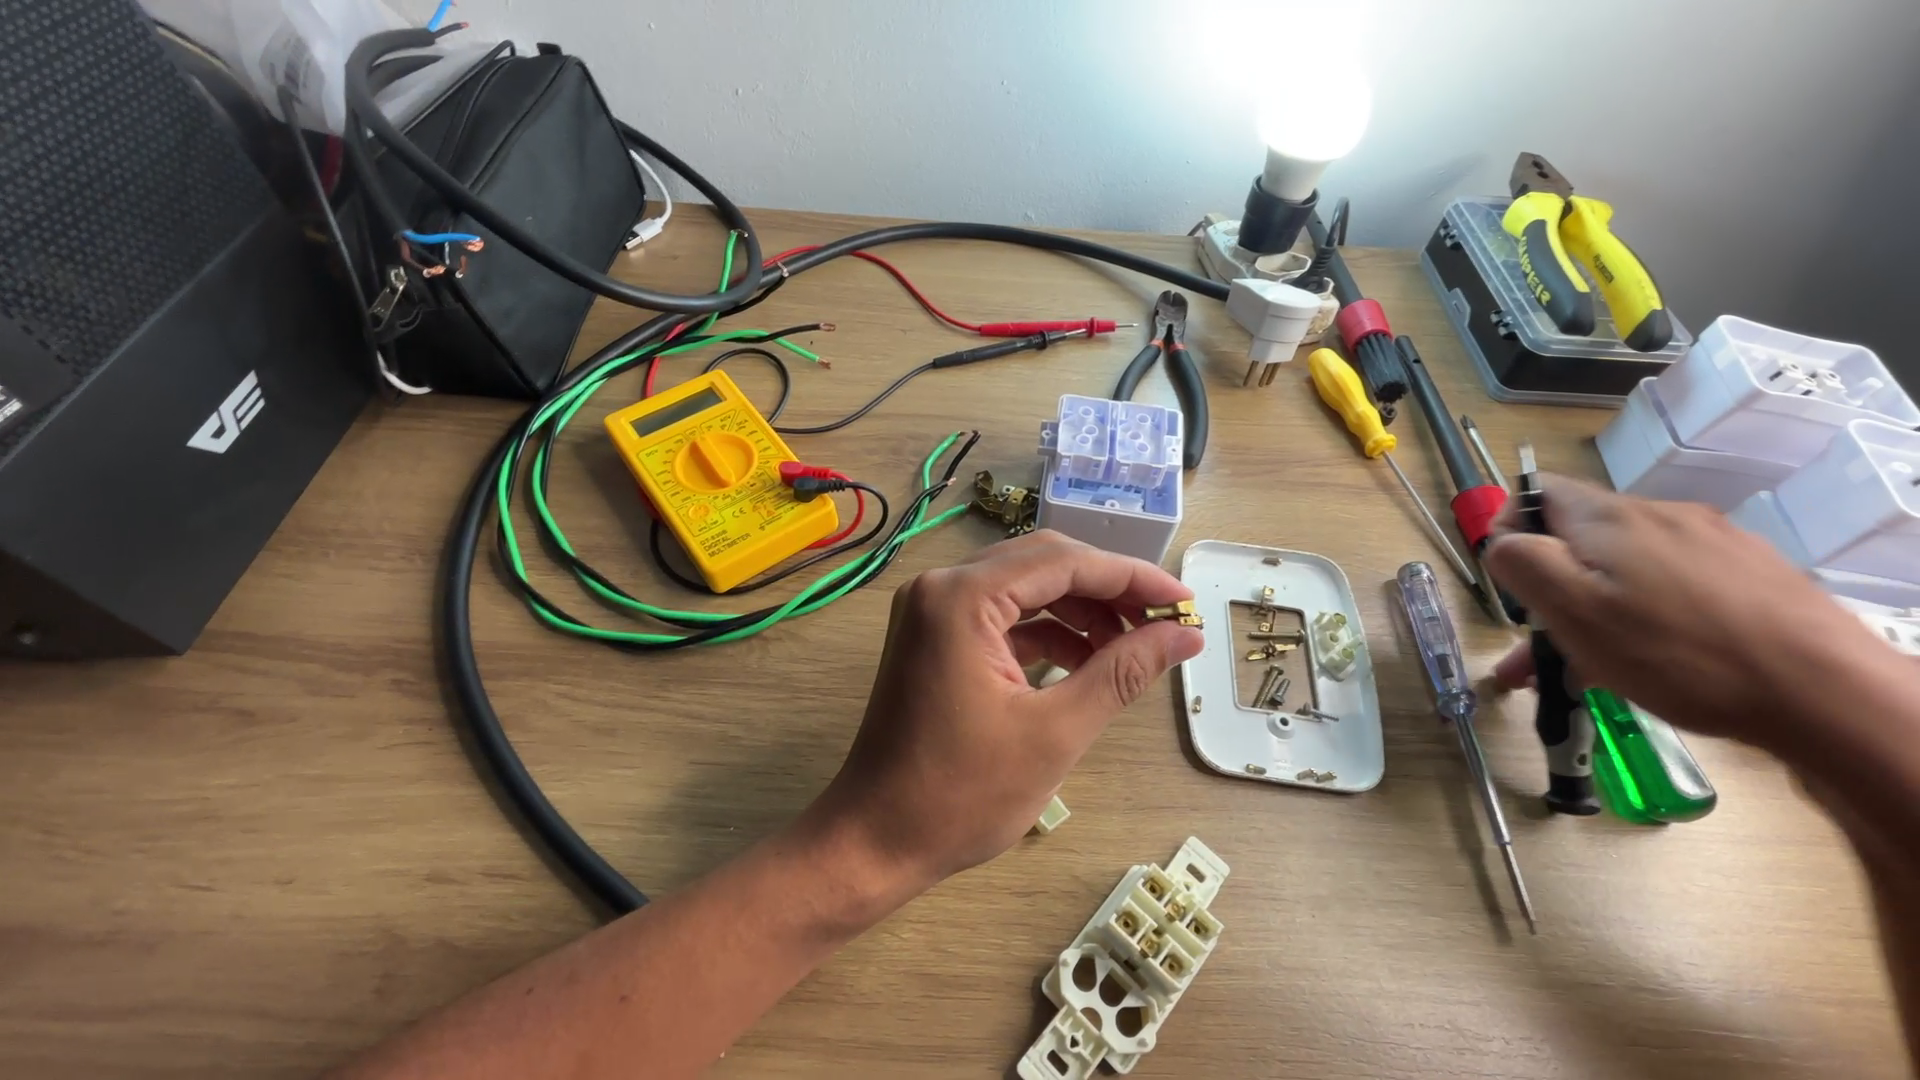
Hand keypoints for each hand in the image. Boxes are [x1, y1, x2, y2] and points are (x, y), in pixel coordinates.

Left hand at [804, 530, 1204, 892]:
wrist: (874, 841)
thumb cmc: (960, 796)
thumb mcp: (1055, 732)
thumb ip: (1122, 673)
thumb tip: (1184, 635)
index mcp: (962, 598)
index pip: (1064, 562)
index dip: (1131, 578)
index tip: (1183, 603)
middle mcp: (941, 587)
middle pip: (1043, 564)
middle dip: (1107, 590)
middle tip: (1164, 623)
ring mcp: (932, 611)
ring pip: (1024, 589)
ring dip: (1080, 612)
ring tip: (1132, 648)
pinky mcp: (934, 638)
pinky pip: (1003, 618)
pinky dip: (1047, 634)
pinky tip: (1087, 661)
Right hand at [1482, 474, 1884, 743]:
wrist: (1827, 692)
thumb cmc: (1675, 651)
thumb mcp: (1571, 608)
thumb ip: (1521, 562)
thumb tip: (1502, 540)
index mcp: (1608, 517)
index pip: (1534, 491)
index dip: (1507, 530)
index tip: (1513, 586)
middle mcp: (1659, 515)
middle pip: (1579, 537)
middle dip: (1549, 588)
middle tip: (1538, 650)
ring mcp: (1712, 544)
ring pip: (1625, 568)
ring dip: (1593, 610)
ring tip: (1585, 672)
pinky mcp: (1750, 576)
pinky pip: (1672, 587)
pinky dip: (1645, 617)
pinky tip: (1651, 662)